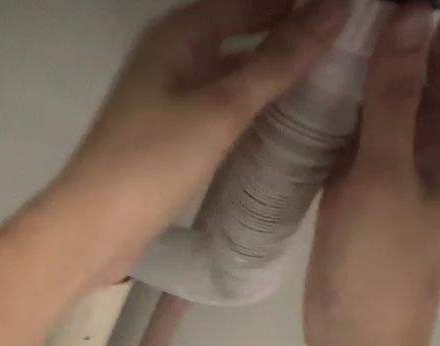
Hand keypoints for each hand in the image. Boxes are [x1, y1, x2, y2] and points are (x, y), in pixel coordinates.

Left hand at [50, 0, 354, 279]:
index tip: (347, 13)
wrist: (92, 230)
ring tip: (326, 81)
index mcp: (179, 35)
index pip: (251, 0)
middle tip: (345, 48)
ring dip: (268, 76)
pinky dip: (245, 110)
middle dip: (286, 37)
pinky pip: (215, 111)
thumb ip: (277, 62)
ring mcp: (164, 102)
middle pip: (238, 34)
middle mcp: (170, 59)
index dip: (296, 4)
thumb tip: (336, 10)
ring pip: (227, 75)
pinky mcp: (163, 141)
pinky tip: (277, 125)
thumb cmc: (151, 164)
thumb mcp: (220, 109)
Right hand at [304, 8, 439, 345]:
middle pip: (407, 77)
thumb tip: (410, 10)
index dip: (414, 21)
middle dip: (372, 48)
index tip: (363, 6)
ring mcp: (388, 171)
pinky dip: (326, 122)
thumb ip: (395, 95)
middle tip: (320, 25)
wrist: (357, 339)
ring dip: (345, 84)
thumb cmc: (382, 262)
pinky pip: (344, 143)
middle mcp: (427, 146)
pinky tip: (293, 106)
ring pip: (371, 110)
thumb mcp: (388, 173)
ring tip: (301, 55)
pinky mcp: (352, 195)